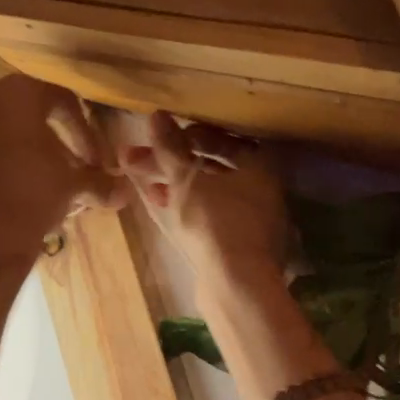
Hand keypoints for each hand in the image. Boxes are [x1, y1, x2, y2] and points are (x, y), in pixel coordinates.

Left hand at [0, 75, 124, 267]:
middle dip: (59, 143)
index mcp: (17, 92)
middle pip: (32, 115)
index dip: (86, 133)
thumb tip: (123, 192)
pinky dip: (7, 165)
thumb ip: (99, 182)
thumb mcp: (73, 185)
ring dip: (34, 155)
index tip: (97, 162)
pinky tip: (22, 193)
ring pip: (7, 133)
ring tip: (52, 187)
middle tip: (76, 171)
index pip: (64, 102)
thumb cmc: (32, 196)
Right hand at [121, 113, 285, 290]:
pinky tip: (158, 207)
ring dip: (174, 185)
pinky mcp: (236, 246)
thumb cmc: (214, 222)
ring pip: (206, 193)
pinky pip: (207, 217)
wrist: (235, 285)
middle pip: (211, 167)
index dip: (189, 134)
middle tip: (139, 159)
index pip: (223, 138)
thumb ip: (170, 148)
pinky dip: (183, 208)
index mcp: (259, 167)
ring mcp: (250, 221)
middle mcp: (260, 190)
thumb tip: (157, 115)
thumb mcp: (186, 179)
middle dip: (173, 162)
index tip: (161, 137)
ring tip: (142, 182)